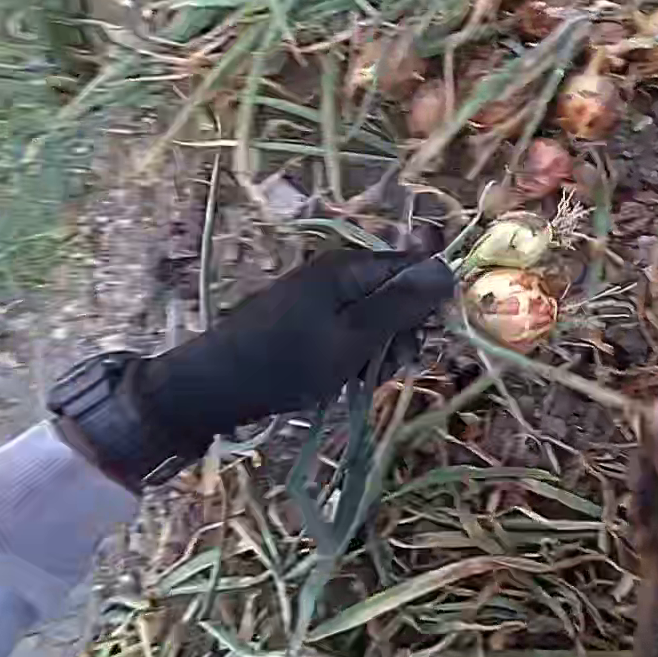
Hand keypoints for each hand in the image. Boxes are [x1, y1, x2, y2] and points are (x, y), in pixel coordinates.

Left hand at [134, 251, 453, 448]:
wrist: (209, 389)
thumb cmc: (287, 363)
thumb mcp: (354, 337)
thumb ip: (402, 303)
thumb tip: (448, 269)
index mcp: (349, 267)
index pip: (413, 269)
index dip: (428, 302)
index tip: (424, 340)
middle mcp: (337, 271)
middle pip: (396, 293)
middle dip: (403, 330)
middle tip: (392, 367)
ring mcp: (321, 293)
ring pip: (376, 314)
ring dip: (382, 346)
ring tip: (366, 377)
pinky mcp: (308, 314)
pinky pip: (351, 325)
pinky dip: (358, 350)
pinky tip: (349, 374)